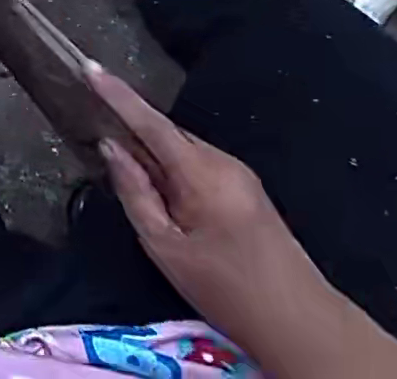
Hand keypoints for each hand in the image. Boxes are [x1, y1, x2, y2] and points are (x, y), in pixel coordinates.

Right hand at [85, 61, 341, 354]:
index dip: (117, 94)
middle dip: (132, 130)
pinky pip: (194, 161)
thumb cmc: (228, 291)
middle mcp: (223, 163)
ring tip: (135, 181)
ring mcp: (239, 173)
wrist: (306, 329)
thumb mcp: (165, 247)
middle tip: (101, 142)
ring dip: (151, 153)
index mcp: (204, 175)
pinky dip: (170, 166)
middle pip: (165, 132)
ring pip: (179, 147)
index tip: (90, 68)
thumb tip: (110, 146)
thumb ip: (134, 191)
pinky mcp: (245, 186)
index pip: (151, 123)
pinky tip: (164, 194)